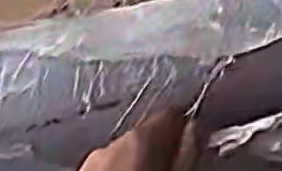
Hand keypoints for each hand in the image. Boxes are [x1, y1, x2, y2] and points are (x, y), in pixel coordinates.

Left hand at [80, 110, 195, 170]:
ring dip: (133, 168)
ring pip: (121, 156)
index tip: (189, 148)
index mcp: (140, 139)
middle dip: (156, 153)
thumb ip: (186, 156)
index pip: (171, 115)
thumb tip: (192, 132)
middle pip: (145, 136)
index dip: (183, 130)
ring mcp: (89, 166)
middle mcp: (112, 144)